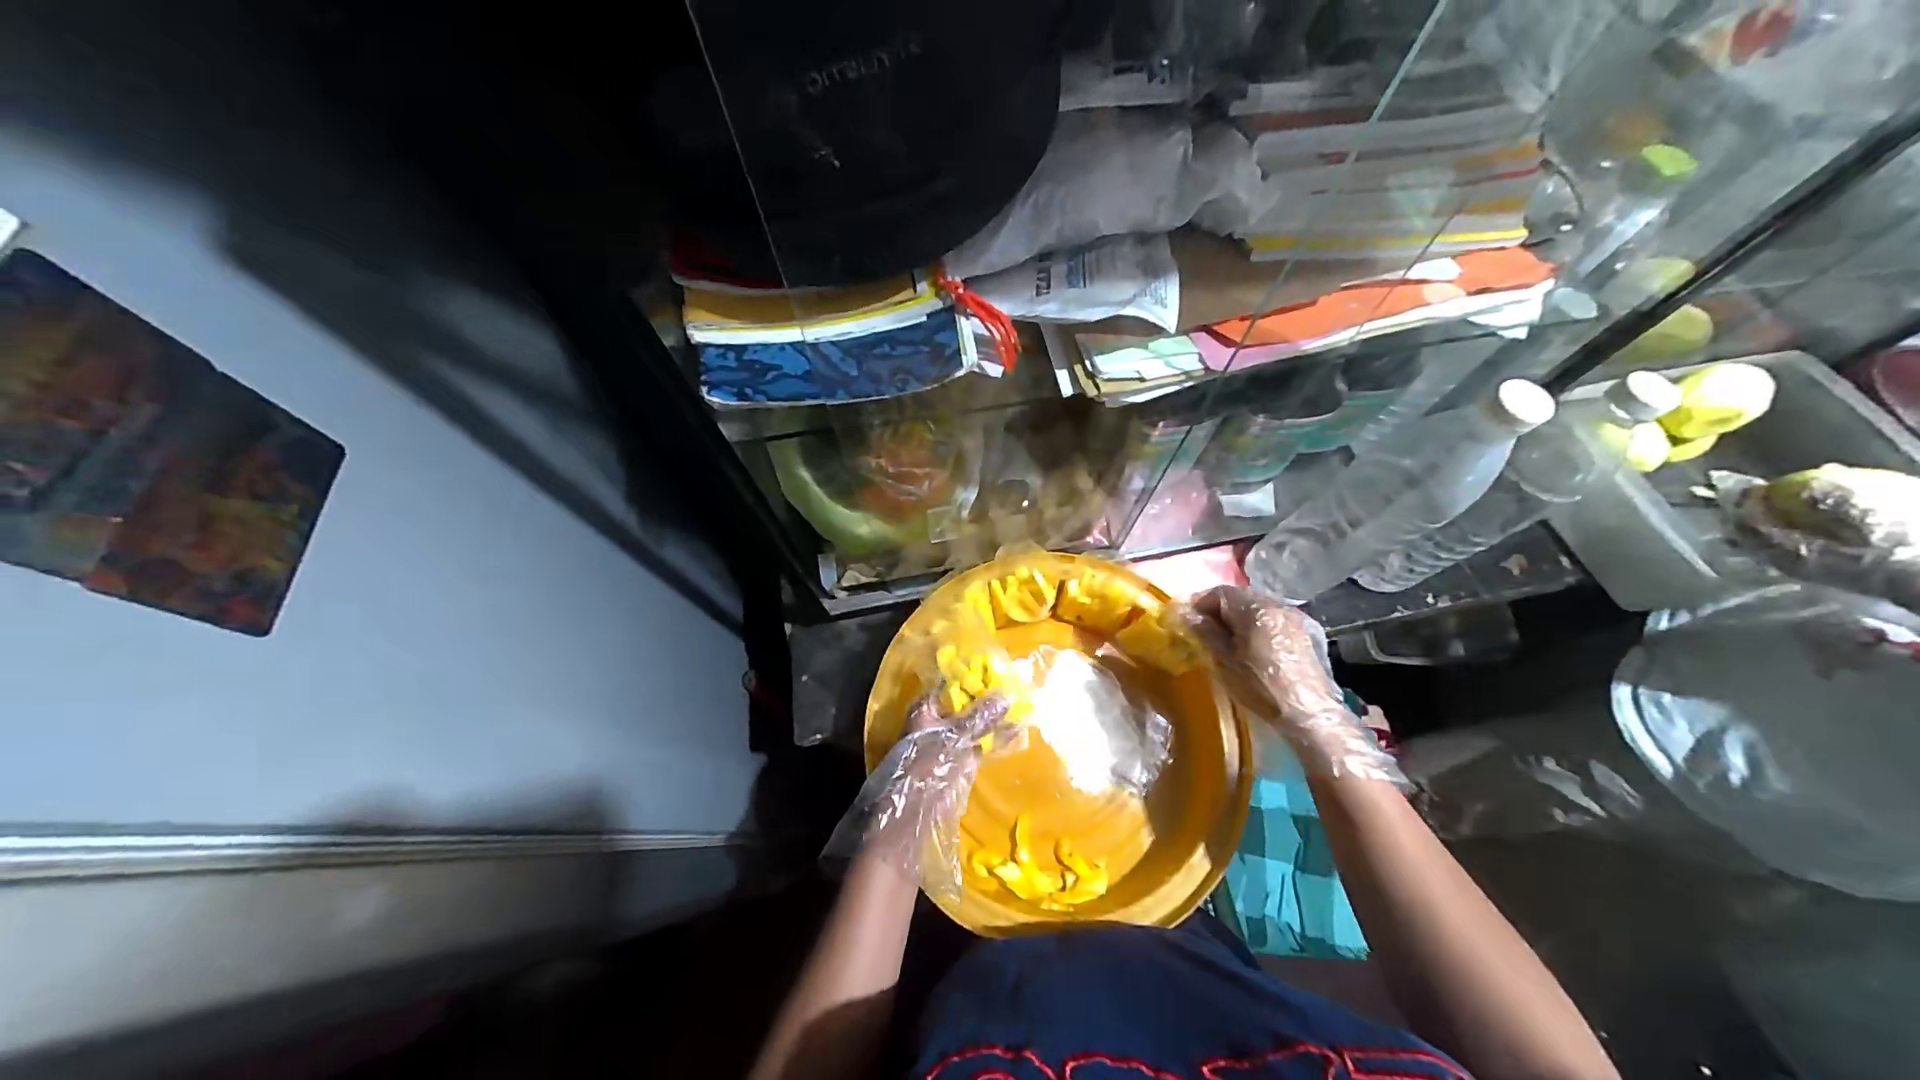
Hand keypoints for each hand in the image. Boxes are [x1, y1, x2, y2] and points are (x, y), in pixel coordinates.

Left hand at [827, 691, 1015, 898]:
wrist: (911, 819)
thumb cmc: (923, 769)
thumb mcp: (951, 739)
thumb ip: (979, 718)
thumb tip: (1006, 695)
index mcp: (925, 710)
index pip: (951, 683)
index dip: (974, 676)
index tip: (1000, 669)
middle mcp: (936, 722)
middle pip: (966, 704)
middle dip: (990, 698)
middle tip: (1019, 686)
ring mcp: (948, 743)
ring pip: (976, 725)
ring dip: (996, 718)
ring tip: (1024, 705)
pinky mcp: (959, 763)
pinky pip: (981, 744)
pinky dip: (997, 738)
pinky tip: (1018, 732)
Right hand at [1192, 586, 1401, 783]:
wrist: (1309, 713)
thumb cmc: (1261, 687)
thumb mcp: (1225, 662)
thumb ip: (1205, 632)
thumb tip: (1187, 614)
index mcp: (1255, 610)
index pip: (1220, 592)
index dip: (1200, 603)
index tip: (1189, 620)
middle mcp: (1277, 605)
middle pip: (1241, 597)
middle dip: (1220, 610)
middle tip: (1206, 631)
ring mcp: (1295, 617)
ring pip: (1258, 607)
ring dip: (1240, 618)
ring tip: (1229, 640)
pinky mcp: (1306, 631)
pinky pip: (1274, 619)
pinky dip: (1258, 625)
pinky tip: (1254, 646)